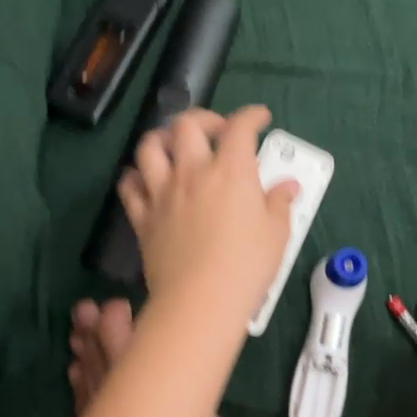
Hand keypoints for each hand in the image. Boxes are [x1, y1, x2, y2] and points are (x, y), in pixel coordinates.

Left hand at [119, 105, 298, 319]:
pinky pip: (129, 185)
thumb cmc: (247, 266)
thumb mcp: (277, 233)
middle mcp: (193, 171)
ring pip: (150, 146)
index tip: (259, 117)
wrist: (201, 300)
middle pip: (187, 125)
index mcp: (231, 170)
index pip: (240, 127)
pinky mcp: (142, 217)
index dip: (251, 115)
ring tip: (174, 147)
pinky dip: (136, 176)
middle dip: (204, 118)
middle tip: (217, 131)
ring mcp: (162, 192)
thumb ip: (279, 203)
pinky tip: (146, 180)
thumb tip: (287, 186)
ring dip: (162, 138)